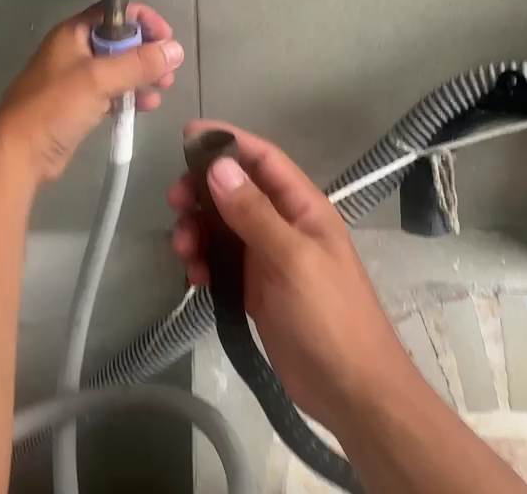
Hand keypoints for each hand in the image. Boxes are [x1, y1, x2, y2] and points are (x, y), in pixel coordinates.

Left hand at [0, 3, 183, 183]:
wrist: (20, 153)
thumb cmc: (55, 106)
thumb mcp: (99, 79)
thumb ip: (138, 63)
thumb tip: (176, 49)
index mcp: (73, 33)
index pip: (113, 13)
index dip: (142, 20)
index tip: (166, 38)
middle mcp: (75, 51)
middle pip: (119, 41)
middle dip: (147, 52)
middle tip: (169, 70)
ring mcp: (76, 80)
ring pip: (118, 69)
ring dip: (142, 75)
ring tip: (164, 87)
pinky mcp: (79, 105)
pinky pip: (112, 93)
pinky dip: (130, 96)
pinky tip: (148, 105)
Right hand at [167, 122, 413, 432]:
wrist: (351, 391)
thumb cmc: (330, 317)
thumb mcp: (292, 259)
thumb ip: (254, 213)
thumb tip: (218, 166)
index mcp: (303, 207)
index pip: (263, 159)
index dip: (228, 141)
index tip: (187, 135)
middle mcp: (283, 224)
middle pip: (234, 190)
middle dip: (201, 191)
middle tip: (175, 202)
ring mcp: (268, 257)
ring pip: (222, 227)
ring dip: (197, 230)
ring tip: (182, 250)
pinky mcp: (255, 288)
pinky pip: (221, 262)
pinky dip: (203, 262)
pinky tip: (194, 278)